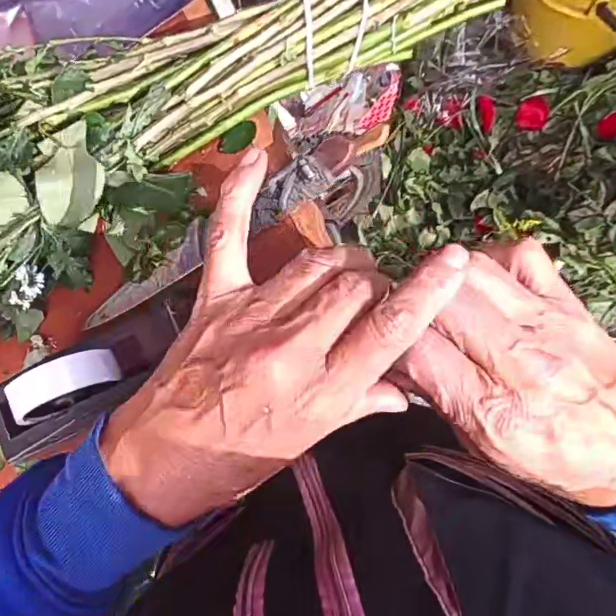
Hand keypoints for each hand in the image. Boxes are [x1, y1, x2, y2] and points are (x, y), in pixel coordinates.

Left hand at [100, 147, 469, 525]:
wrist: (162, 457)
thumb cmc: (241, 457)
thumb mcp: (310, 440)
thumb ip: (361, 403)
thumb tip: (405, 388)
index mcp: (323, 390)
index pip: (390, 329)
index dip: (428, 291)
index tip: (453, 262)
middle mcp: (292, 346)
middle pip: (357, 285)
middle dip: (379, 284)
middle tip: (376, 300)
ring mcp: (252, 314)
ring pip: (318, 260)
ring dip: (344, 261)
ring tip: (348, 276)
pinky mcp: (217, 296)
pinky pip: (229, 234)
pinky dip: (241, 193)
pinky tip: (258, 158)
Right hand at [395, 239, 615, 508]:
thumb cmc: (557, 459)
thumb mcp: (486, 449)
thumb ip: (443, 399)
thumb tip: (403, 361)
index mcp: (492, 408)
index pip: (418, 349)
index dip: (391, 339)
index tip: (386, 341)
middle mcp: (518, 359)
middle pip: (441, 300)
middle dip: (410, 300)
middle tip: (404, 310)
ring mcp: (547, 323)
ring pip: (474, 270)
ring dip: (444, 276)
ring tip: (439, 294)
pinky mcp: (569, 302)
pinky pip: (521, 255)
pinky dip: (493, 258)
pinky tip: (485, 281)